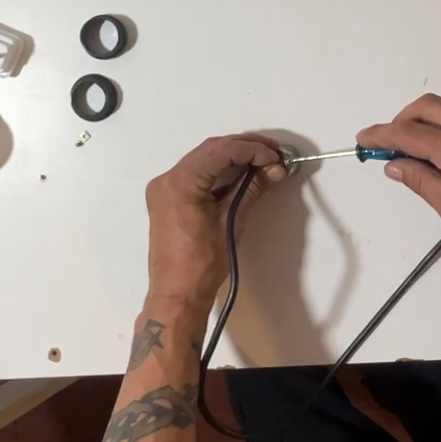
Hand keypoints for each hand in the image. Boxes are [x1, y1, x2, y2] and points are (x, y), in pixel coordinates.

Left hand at [144, 133, 288, 311]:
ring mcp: (165, 187)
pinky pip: (196, 172)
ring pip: (203, 158)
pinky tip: (241, 170)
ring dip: (232, 155)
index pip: (219, 152)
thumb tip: (275, 169)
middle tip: (273, 151)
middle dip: (243, 147)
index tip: (275, 156)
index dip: (250, 149)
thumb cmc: (202, 263)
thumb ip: (252, 189)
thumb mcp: (231, 221)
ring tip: (262, 158)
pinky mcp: (168, 197)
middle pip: (210, 150)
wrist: (177, 294)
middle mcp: (167, 179)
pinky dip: (219, 169)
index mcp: (179, 183)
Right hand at [357, 94, 440, 294]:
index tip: (364, 139)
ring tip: (411, 155)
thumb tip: (395, 165)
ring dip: (423, 124)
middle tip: (388, 145)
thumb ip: (421, 181)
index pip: (410, 133)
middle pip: (428, 107)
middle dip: (401, 120)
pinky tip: (438, 157)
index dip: (382, 135)